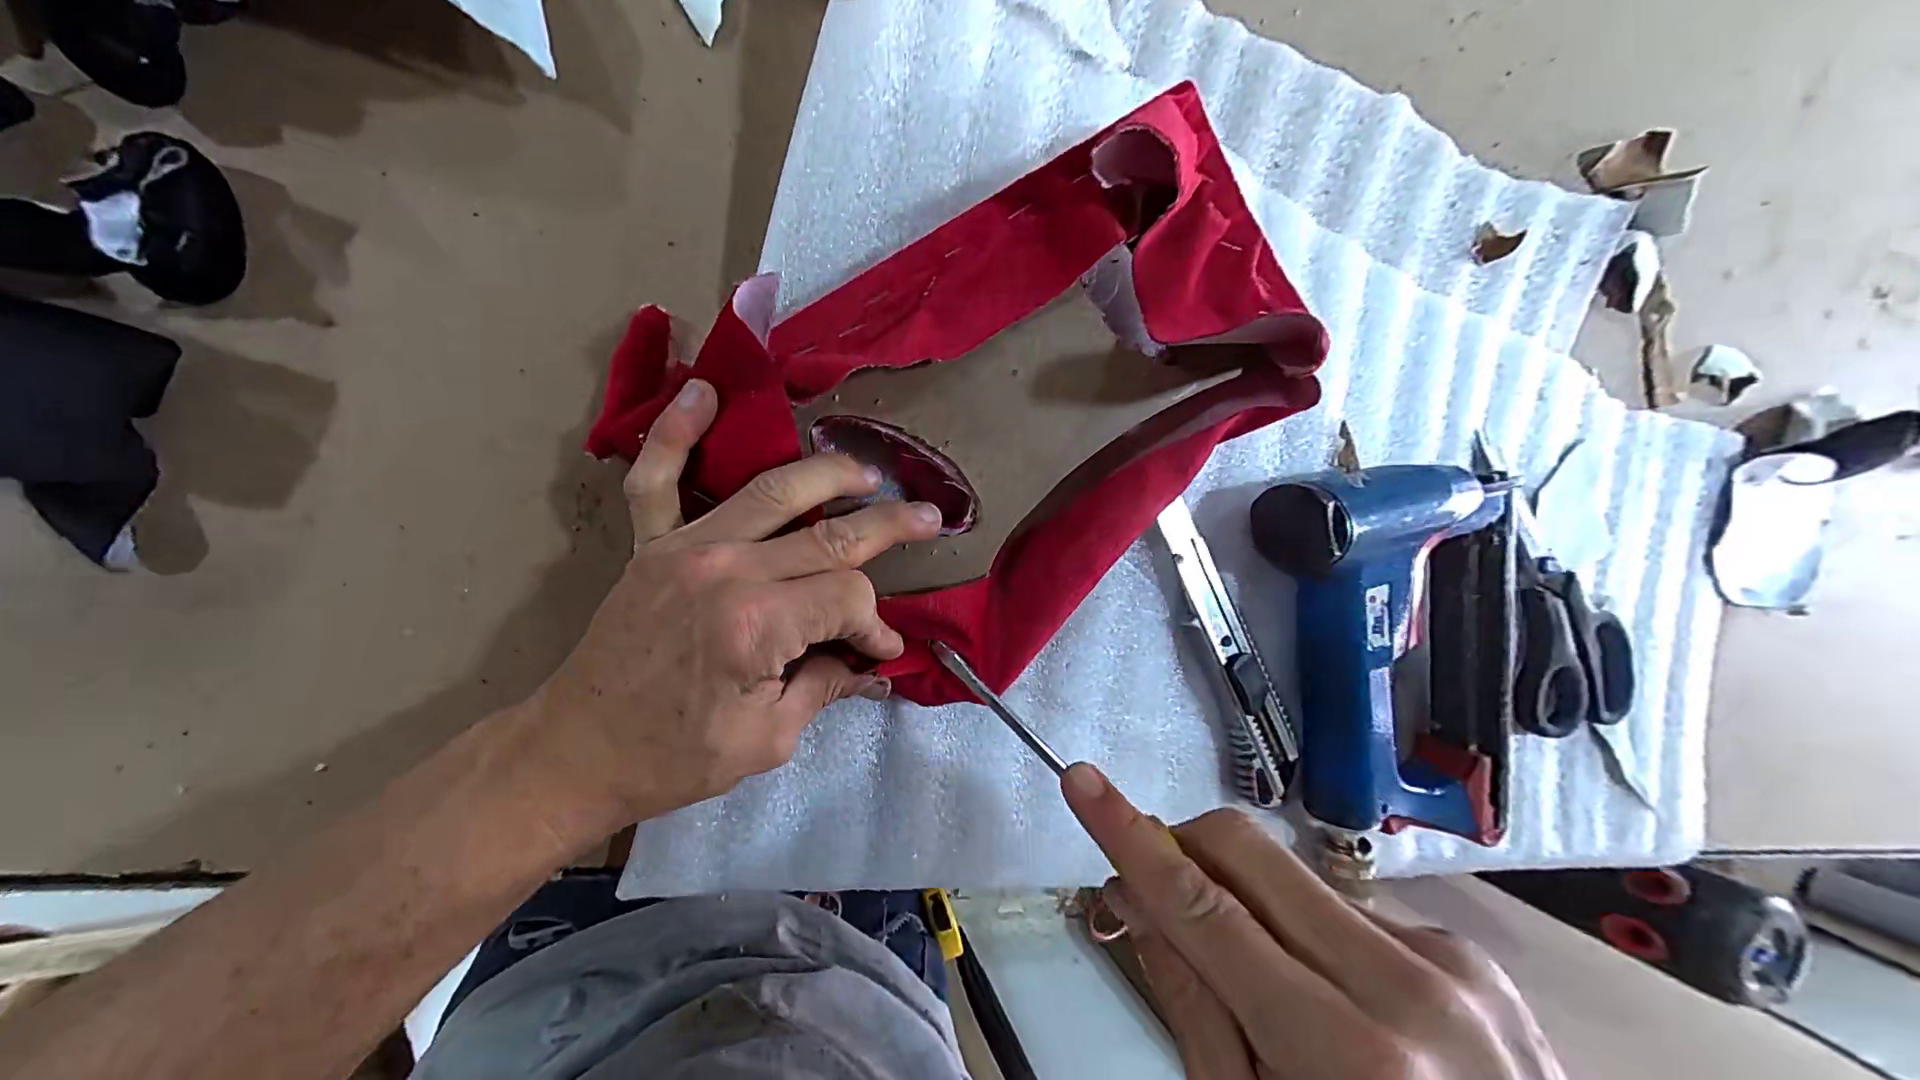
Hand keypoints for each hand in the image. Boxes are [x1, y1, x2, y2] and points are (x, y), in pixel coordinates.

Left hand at [524, 378, 941, 828]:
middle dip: (887, 527)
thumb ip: (824, 687)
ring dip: (826, 473)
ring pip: (771, 491)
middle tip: (929, 518)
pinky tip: (702, 394)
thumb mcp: (767, 740)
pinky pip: (657, 479)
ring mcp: (685, 550)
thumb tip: (870, 664)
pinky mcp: (651, 547)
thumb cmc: (675, 757)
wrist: (576, 752)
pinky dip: (675, 433)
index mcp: (758, 627)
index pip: (847, 600)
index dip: (874, 625)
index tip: (879, 651)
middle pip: (828, 536)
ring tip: (863, 472)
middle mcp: (727, 572)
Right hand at [1062, 764, 1565, 1079]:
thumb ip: (1196, 1007)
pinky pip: (1351, 908)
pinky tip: (1332, 996)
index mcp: (1347, 1058)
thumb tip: (1138, 904)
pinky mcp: (1474, 955)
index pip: (1202, 909)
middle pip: (1250, 851)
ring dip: (1249, 898)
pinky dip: (1310, 929)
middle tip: (1154, 883)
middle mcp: (1408, 989)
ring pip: (1296, 877)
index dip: (1131, 839)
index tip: (1083, 782)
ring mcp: (1454, 964)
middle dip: (1184, 846)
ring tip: (1259, 973)